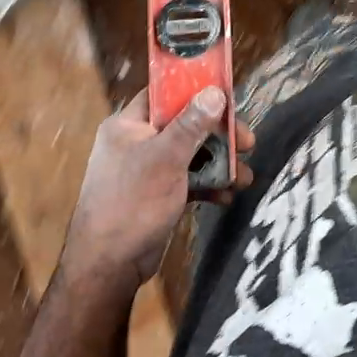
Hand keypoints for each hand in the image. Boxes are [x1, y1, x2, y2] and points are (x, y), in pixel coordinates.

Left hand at [61, 88, 253, 288]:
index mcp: (128, 125)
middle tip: (247, 143)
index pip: (164, 93)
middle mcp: (137, 142)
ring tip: (245, 177)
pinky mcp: (158, 194)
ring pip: (191, 154)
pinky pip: (188, 179)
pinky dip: (208, 185)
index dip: (195, 89)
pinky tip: (227, 196)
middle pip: (185, 124)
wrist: (108, 267)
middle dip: (218, 134)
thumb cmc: (132, 203)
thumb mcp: (165, 159)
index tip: (228, 94)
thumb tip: (214, 92)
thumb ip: (191, 125)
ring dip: (220, 163)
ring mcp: (148, 169)